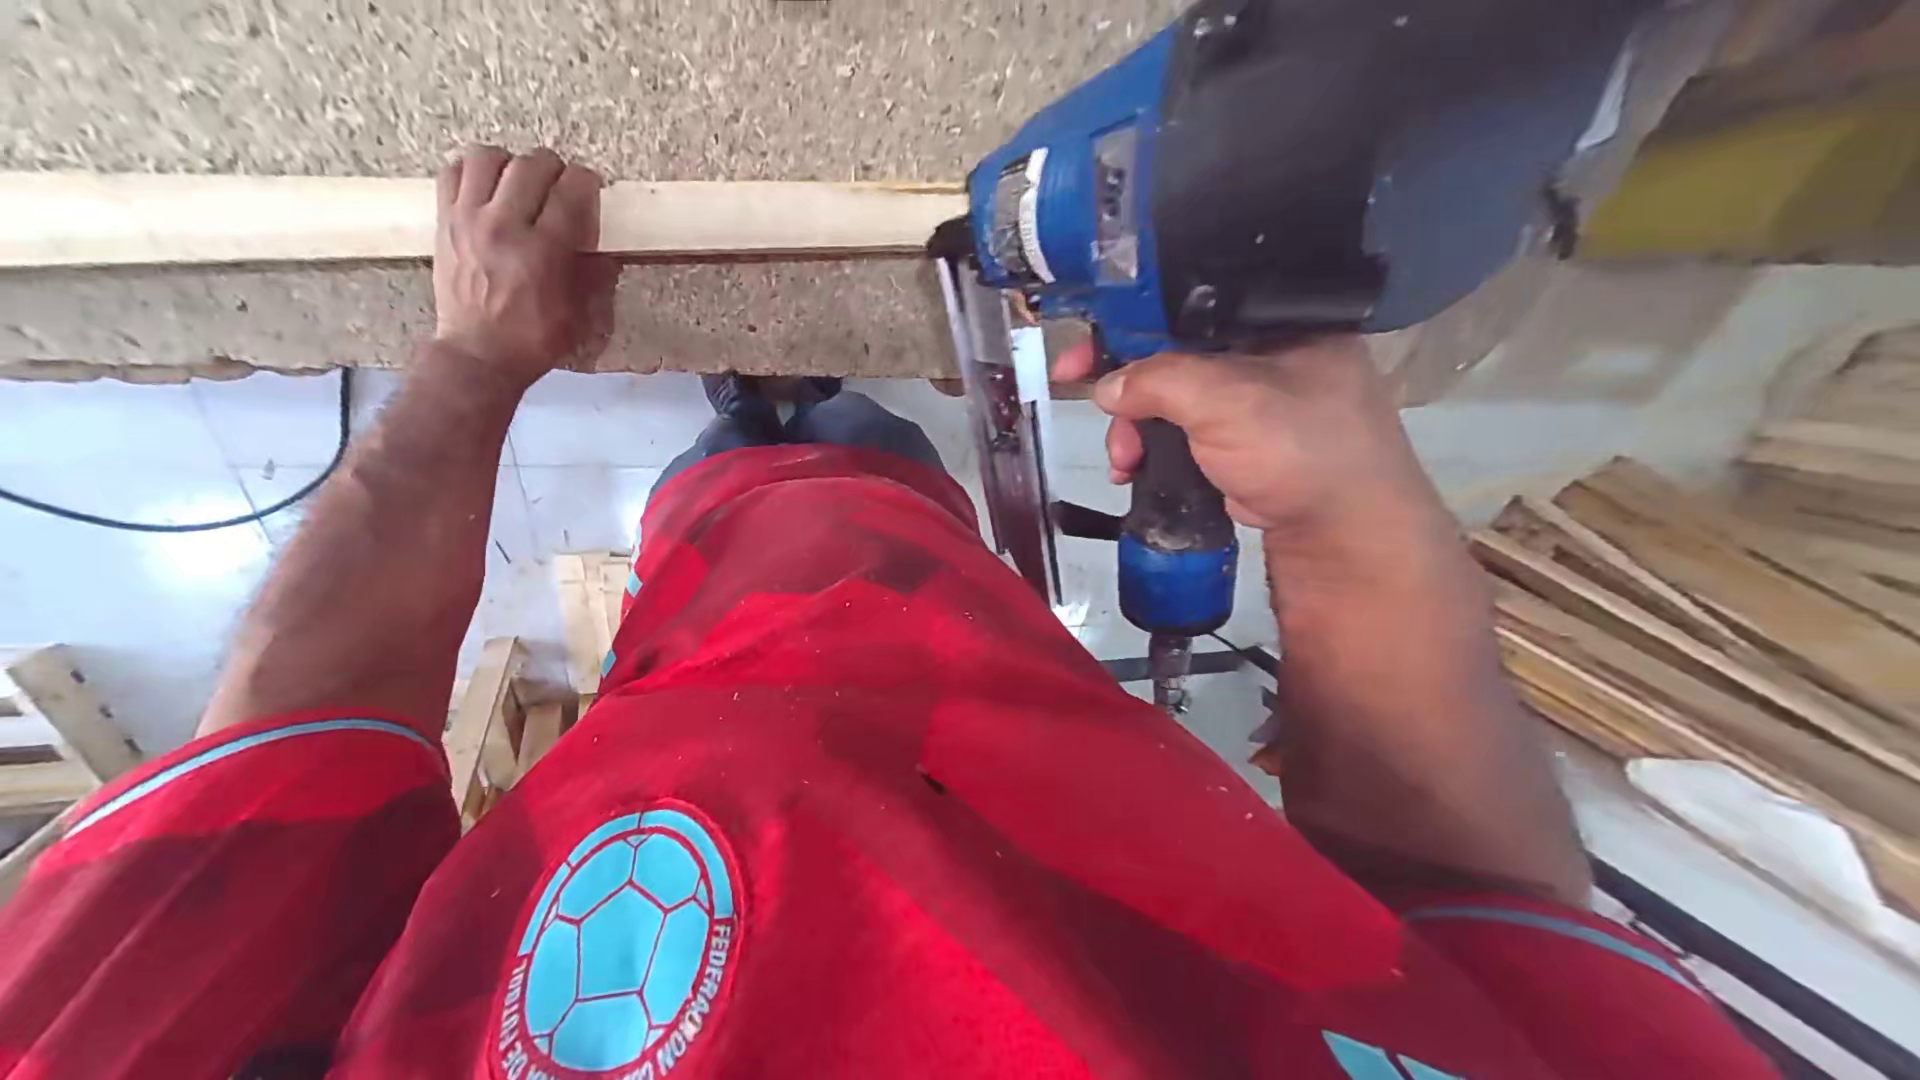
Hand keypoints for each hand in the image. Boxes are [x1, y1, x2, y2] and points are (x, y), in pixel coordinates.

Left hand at [432, 145, 617, 387]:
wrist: (479, 352)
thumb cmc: (536, 339)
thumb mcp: (579, 313)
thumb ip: (592, 273)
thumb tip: (602, 244)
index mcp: (543, 252)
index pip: (570, 194)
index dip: (587, 182)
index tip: (593, 186)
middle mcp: (503, 226)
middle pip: (530, 166)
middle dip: (555, 169)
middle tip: (563, 184)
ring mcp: (467, 218)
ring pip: (488, 157)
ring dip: (513, 163)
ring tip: (523, 182)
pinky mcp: (444, 219)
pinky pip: (455, 171)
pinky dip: (476, 170)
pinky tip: (491, 188)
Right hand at [1053, 336, 1451, 553]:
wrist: (1339, 533)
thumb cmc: (1299, 450)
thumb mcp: (1228, 401)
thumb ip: (1159, 381)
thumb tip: (1107, 388)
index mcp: (1274, 320)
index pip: (1188, 304)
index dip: (1129, 322)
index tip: (1084, 353)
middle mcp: (1261, 353)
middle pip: (1169, 357)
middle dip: (1128, 393)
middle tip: (1102, 415)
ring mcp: (1248, 402)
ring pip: (1168, 401)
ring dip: (1134, 430)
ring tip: (1125, 463)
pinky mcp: (1234, 442)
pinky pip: (1178, 433)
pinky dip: (1150, 450)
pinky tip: (1134, 471)